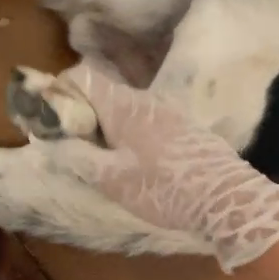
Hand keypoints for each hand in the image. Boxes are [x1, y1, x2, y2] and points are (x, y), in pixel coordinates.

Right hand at [50, 59, 278, 270]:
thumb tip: (51, 143)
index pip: (82, 76)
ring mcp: (168, 112)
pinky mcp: (183, 129)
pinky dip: (125, 132)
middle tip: (67, 142)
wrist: (230, 203)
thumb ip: (76, 157)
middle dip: (79, 111)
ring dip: (103, 124)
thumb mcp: (111, 179)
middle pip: (101, 92)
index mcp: (123, 105)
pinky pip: (143, 120)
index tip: (48, 116)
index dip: (59, 90)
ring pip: (122, 108)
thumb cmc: (164, 188)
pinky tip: (128, 159)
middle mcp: (145, 100)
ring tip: (95, 155)